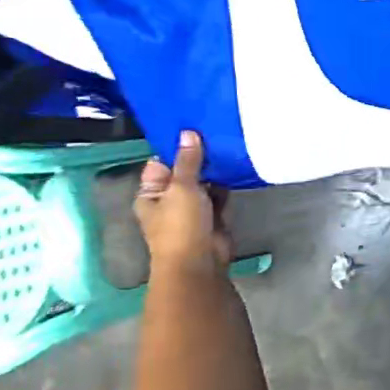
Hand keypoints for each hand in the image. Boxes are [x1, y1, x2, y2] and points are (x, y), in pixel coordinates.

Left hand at [134, 130, 230, 271]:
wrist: (200, 262)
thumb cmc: (180, 224)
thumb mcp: (181, 187)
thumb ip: (188, 160)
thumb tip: (187, 132)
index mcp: (151, 194)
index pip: (161, 164)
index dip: (176, 148)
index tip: (195, 127)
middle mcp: (169, 200)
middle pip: (185, 172)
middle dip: (200, 157)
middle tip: (218, 132)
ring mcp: (192, 208)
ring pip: (205, 182)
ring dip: (216, 170)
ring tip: (231, 144)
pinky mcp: (213, 215)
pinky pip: (220, 194)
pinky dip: (227, 185)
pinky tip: (238, 166)